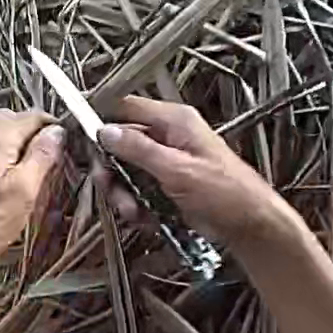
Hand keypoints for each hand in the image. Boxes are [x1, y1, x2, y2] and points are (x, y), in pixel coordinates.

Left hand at [0, 110, 66, 286]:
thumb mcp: (25, 190)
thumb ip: (42, 156)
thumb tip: (58, 131)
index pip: (32, 115)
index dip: (54, 126)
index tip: (69, 144)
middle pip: (14, 118)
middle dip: (36, 130)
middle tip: (54, 155)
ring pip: (1, 132)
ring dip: (21, 142)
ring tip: (37, 168)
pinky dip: (7, 153)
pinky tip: (14, 176)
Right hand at [96, 96, 297, 248]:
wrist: (252, 227)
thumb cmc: (227, 193)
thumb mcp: (178, 169)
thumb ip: (139, 149)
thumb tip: (105, 131)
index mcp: (174, 121)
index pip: (126, 106)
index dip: (99, 116)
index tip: (80, 133)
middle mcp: (168, 136)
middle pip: (120, 142)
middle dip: (111, 167)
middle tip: (107, 185)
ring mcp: (166, 160)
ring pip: (126, 169)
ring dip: (122, 191)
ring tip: (131, 210)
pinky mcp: (166, 183)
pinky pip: (137, 188)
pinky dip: (135, 203)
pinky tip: (144, 217)